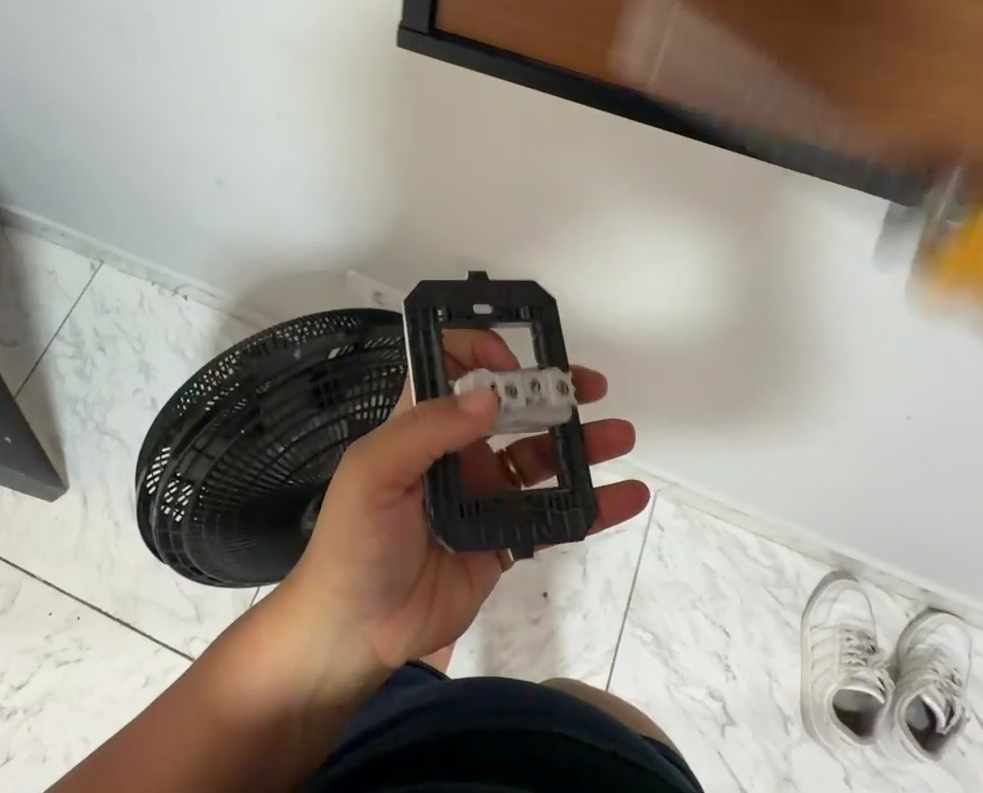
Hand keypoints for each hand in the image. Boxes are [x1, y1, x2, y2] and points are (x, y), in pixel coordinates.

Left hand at [272, 329, 650, 671]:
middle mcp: (454, 454)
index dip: (479, 354)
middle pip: (509, 410)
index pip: (450, 371)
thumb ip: (426, 429)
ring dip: (580, 444)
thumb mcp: (374, 472)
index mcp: (418, 427)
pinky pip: (554, 515)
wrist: (359, 628)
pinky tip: (626, 494)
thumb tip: (488, 395)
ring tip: (620, 434)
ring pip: (540, 458)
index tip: (511, 364)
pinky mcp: (504, 540)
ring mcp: (483, 497)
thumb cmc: (356, 540)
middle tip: (589, 386)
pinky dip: (593, 504)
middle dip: (548, 392)